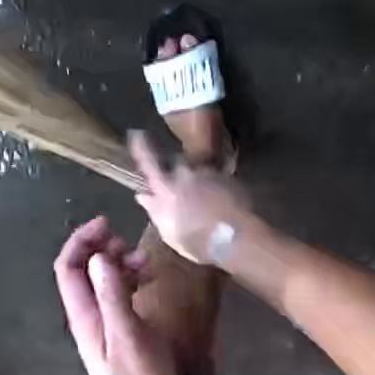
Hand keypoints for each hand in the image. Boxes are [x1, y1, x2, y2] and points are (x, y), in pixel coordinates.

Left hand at [53, 217, 177, 374]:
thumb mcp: (129, 335)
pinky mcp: (119, 331)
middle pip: (83, 268)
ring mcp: (102, 323)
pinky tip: (148, 277)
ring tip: (144, 260)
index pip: (67, 266)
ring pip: (101, 279)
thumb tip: (98, 256)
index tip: (106, 224)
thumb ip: (113, 295)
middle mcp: (87, 314)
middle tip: (127, 243)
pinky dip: (130, 278)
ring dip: (119, 262)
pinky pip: (117, 293)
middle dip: (102, 247)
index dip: (81, 240)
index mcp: (82, 313)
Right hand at [130, 130, 258, 265]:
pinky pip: (217, 177)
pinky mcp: (228, 177)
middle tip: (184, 190)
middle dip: (178, 172)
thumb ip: (154, 210)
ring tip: (206, 201)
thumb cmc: (197, 242)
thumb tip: (142, 195)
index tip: (137, 133)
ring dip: (199, 180)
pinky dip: (216, 186)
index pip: (148, 161)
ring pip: (198, 170)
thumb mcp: (169, 233)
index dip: (141, 146)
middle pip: (177, 163)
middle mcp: (185, 173)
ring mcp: (208, 173)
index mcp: (166, 187)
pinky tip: (221, 203)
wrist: (237, 240)